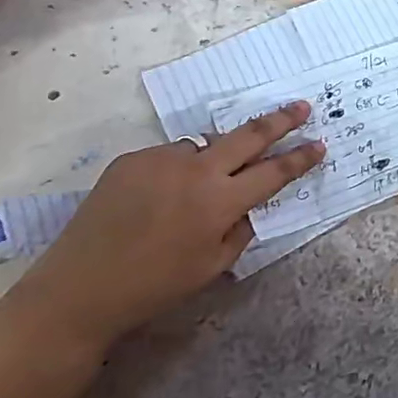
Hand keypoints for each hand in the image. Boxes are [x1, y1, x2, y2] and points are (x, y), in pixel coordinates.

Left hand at [13, 103, 326, 347]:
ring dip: (216, 155)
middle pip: (249, 136)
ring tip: (201, 185)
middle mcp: (196, 171)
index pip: (273, 173)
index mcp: (220, 202)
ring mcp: (161, 159)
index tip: (319, 144)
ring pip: (204, 145)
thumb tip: (249, 204)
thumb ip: (240, 229)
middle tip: (301, 107)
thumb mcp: (211, 267)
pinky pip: (169, 155)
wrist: (78, 289)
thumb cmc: (153, 287)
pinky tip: (159, 197)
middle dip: (280, 120)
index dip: (300, 158)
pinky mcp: (132, 158)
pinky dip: (176, 169)